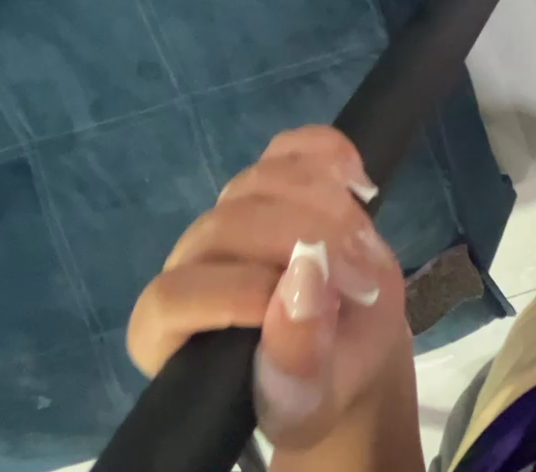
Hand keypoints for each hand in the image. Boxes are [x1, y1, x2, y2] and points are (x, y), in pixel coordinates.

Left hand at [127, 127, 406, 449]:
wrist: (352, 346)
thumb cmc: (324, 380)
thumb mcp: (315, 392)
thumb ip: (300, 351)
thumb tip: (303, 278)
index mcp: (170, 330)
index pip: (173, 296)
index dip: (236, 291)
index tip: (312, 301)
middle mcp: (192, 262)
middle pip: (229, 224)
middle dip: (308, 241)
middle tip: (362, 276)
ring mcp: (236, 209)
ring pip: (264, 178)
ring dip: (328, 203)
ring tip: (365, 245)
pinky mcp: (279, 178)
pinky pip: (295, 143)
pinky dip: (331, 152)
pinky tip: (358, 183)